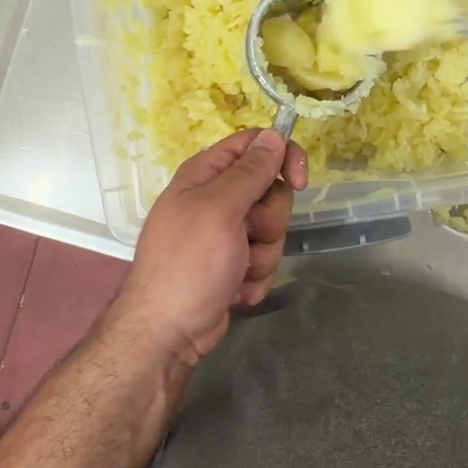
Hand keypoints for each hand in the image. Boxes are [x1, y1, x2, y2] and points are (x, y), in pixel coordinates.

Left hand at [105, 129, 307, 365]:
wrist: (168, 333)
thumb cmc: (189, 265)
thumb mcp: (220, 210)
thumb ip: (250, 172)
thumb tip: (273, 135)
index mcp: (205, 174)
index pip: (255, 145)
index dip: (282, 156)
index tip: (298, 182)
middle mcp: (215, 199)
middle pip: (271, 192)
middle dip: (269, 220)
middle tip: (247, 235)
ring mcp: (225, 235)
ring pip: (272, 230)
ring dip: (262, 255)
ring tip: (236, 271)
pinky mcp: (234, 265)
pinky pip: (265, 260)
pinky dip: (255, 278)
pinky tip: (234, 291)